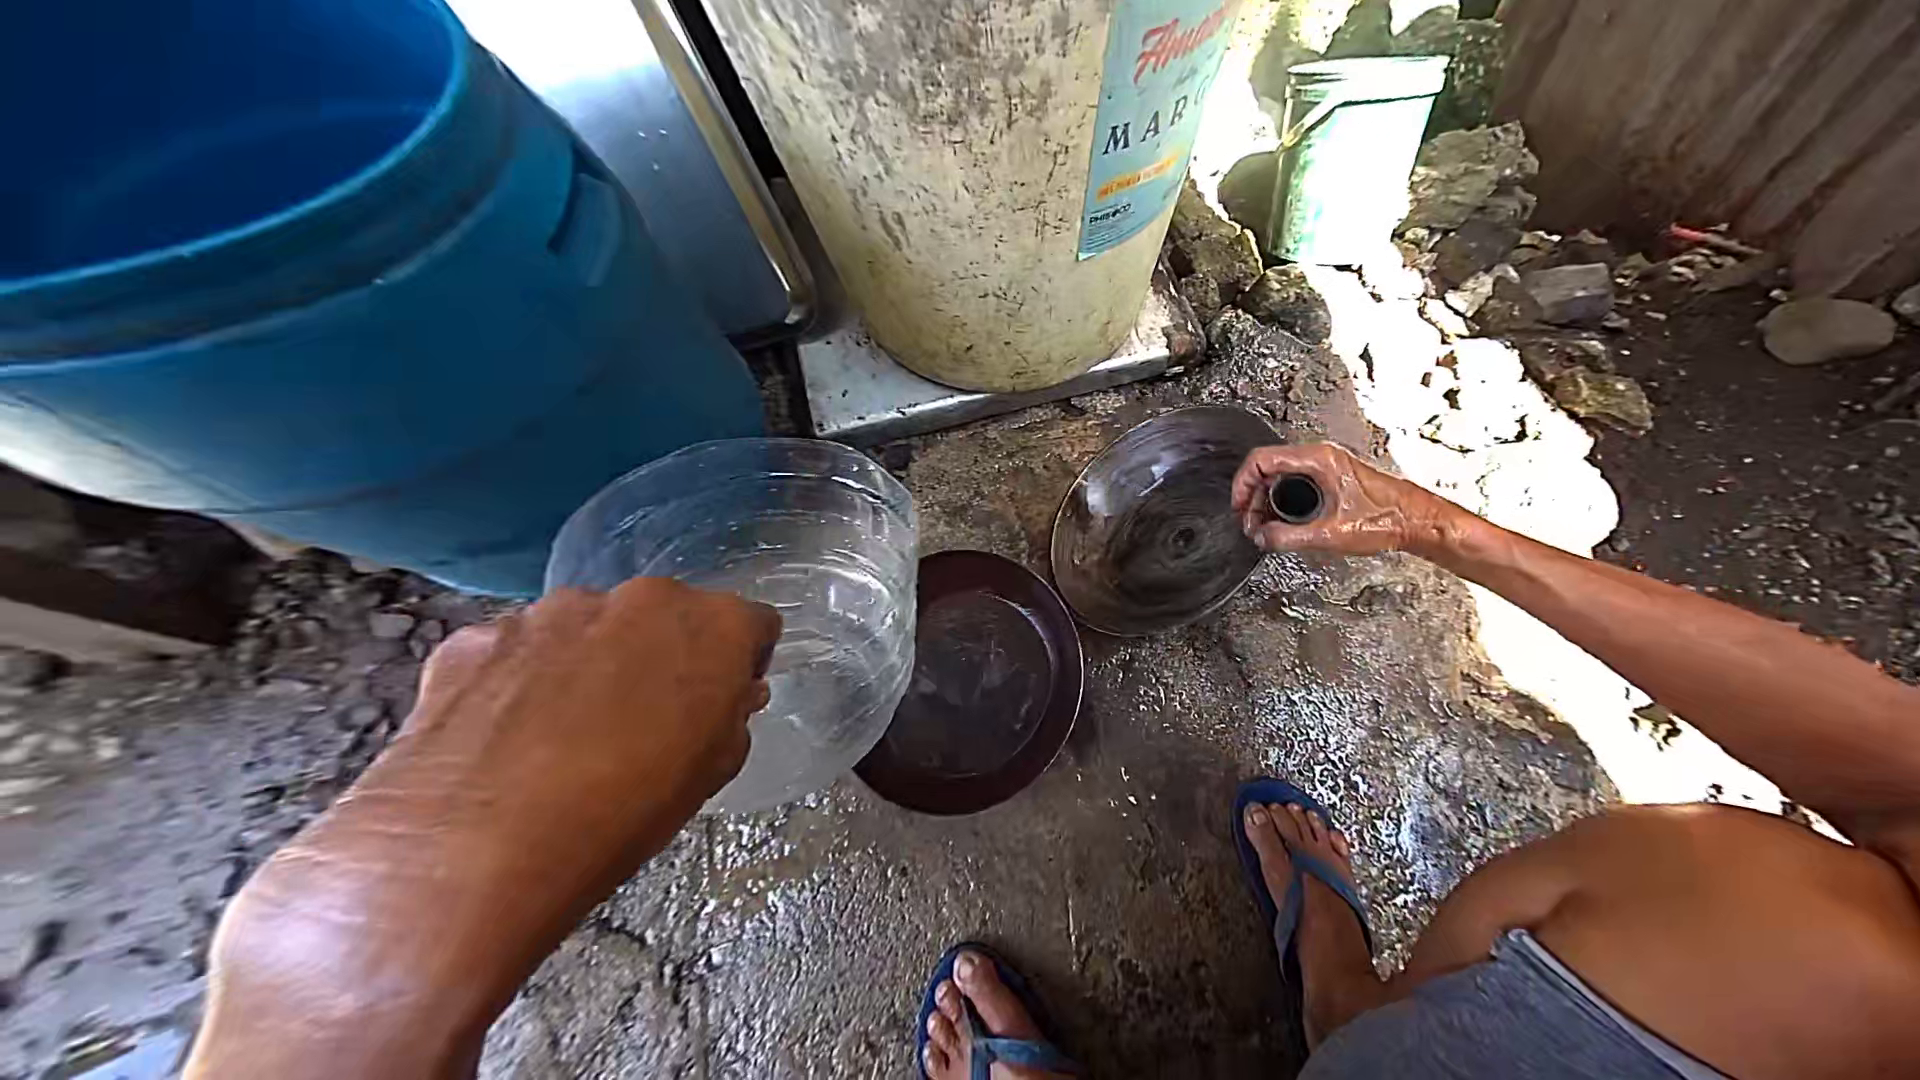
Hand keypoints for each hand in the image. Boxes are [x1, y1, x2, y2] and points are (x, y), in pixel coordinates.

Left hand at [189, 578, 779, 1079]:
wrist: (470, 851)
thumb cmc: (627, 810)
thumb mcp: (713, 770)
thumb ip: (733, 715)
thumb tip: (731, 694)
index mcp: (714, 623)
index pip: (752, 625)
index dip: (742, 662)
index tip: (722, 699)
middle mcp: (643, 596)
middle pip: (670, 617)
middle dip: (666, 654)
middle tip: (644, 716)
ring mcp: (555, 608)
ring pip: (593, 625)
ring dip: (594, 660)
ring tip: (563, 729)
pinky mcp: (482, 632)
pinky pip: (521, 646)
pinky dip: (524, 676)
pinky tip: (507, 732)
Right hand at [1230, 442, 1461, 556]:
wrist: (1418, 522)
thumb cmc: (1388, 519)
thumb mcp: (1329, 534)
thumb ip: (1287, 537)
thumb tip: (1260, 538)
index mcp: (1318, 460)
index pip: (1260, 460)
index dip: (1242, 484)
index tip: (1238, 507)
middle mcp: (1319, 458)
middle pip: (1265, 468)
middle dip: (1251, 498)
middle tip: (1251, 523)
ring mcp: (1324, 467)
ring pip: (1277, 477)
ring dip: (1264, 502)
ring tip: (1264, 527)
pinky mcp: (1328, 478)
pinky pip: (1291, 484)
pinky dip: (1279, 502)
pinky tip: (1281, 522)